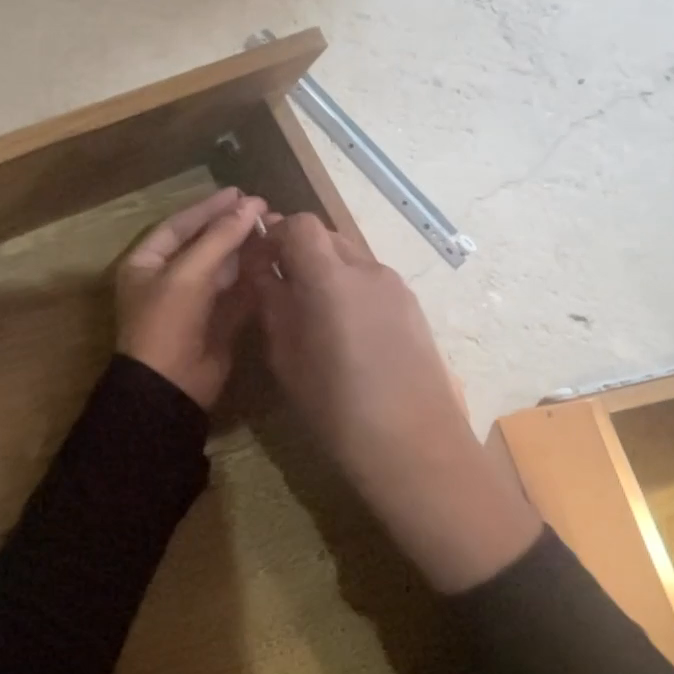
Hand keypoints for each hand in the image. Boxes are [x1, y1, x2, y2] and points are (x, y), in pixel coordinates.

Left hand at [115, 187, 268, 409]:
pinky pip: (237, 295)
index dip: (208, 209)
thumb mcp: (187, 274)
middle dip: (232, 228)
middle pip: (202, 245)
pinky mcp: (216, 324)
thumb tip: (250, 204)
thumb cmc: (166, 322)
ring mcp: (192, 304)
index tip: (239, 192)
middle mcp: (167, 280)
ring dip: (247, 251)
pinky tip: (275, 261)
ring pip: (223, 269)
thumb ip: (219, 238)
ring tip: (276, 228)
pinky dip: (254, 279)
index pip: (178, 226)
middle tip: (265, 208)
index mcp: (146, 264)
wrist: (169, 386)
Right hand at [244, 213, 540, 591]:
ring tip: (308, 315)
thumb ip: (272, 304)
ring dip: (323, 271)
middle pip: (326, 235)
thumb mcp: (286, 357)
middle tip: (278, 289)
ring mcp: (396, 289)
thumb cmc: (336, 409)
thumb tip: (262, 270)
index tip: (258, 263)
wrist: (416, 449)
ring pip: (350, 258)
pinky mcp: (413, 309)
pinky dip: (347, 290)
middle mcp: (368, 271)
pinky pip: (370, 282)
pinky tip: (341, 333)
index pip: (300, 224)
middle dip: (297, 251)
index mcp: (331, 279)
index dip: (274, 235)